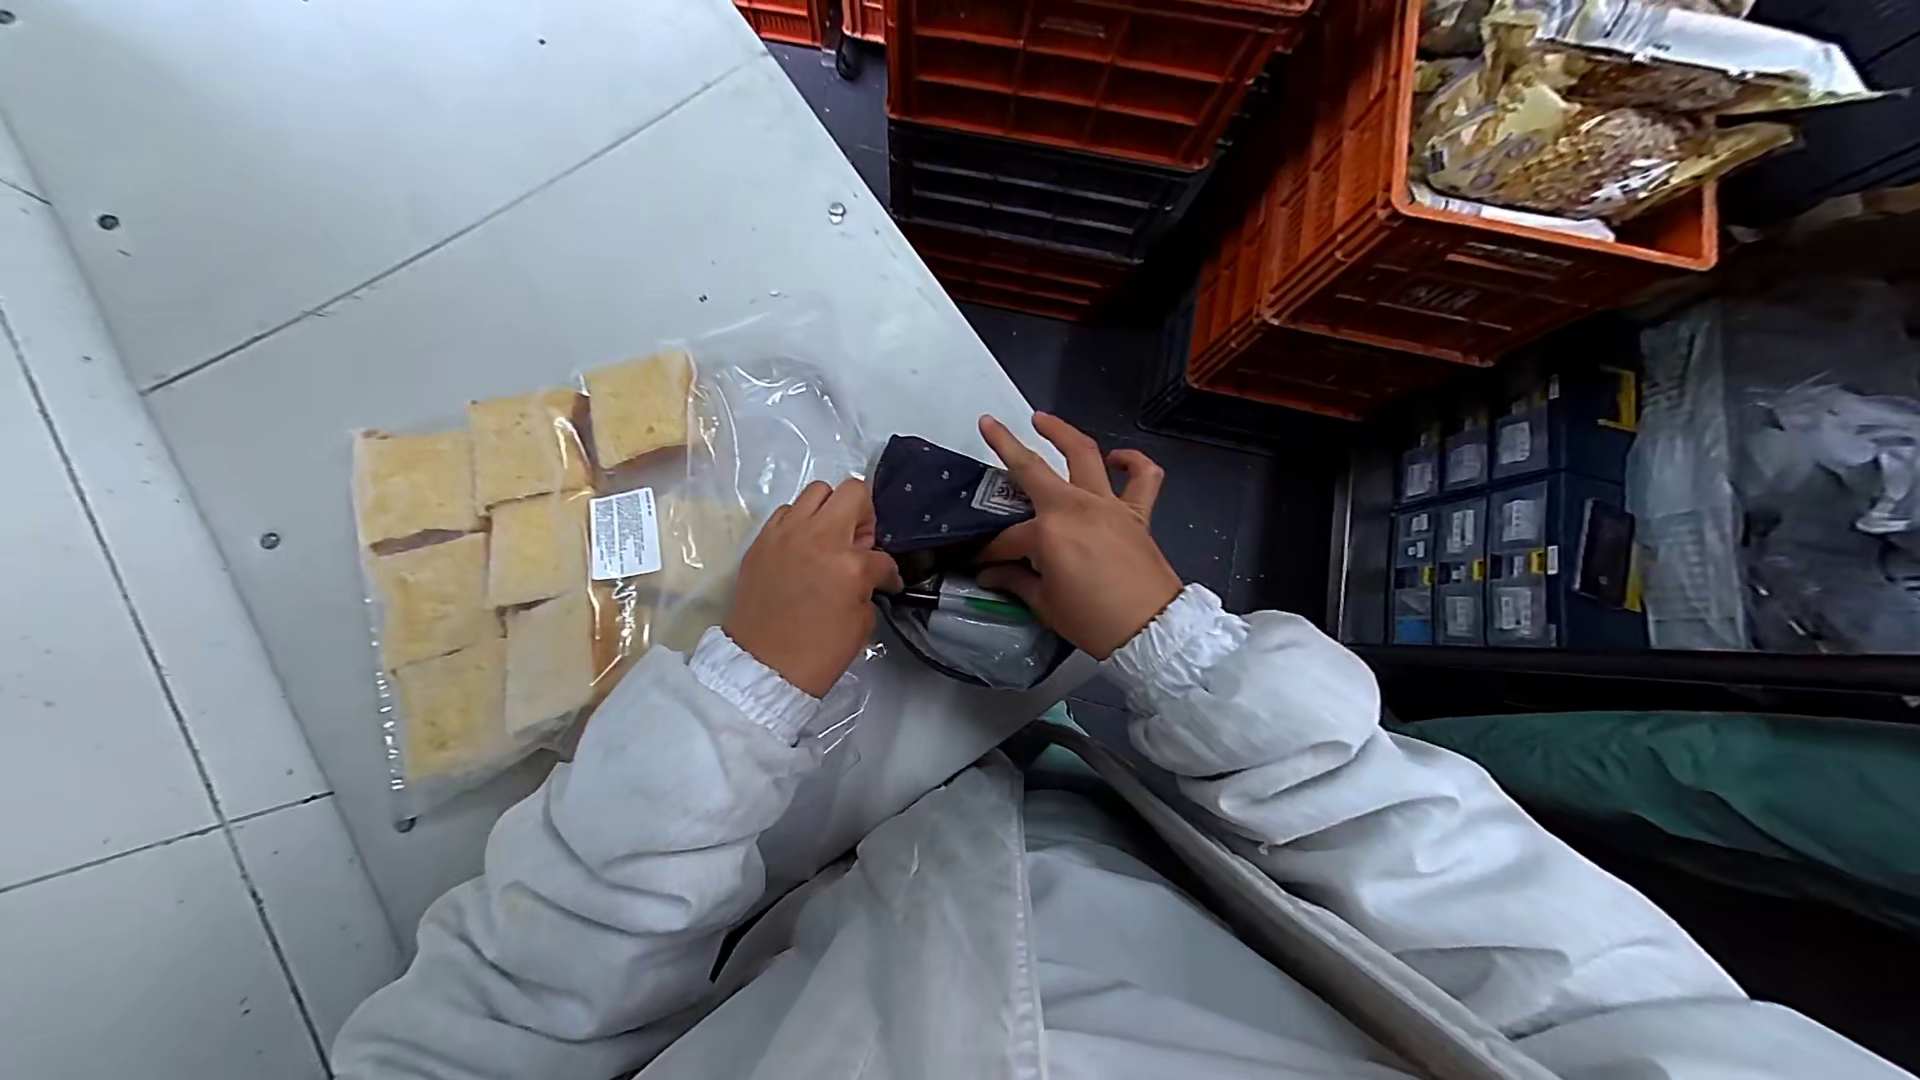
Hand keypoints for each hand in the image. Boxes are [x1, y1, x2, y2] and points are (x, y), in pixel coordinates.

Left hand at [725, 478, 902, 696]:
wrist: (762, 667)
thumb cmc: (818, 652)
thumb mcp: (862, 621)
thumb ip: (868, 584)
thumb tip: (866, 572)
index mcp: (848, 563)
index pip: (882, 554)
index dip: (888, 571)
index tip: (885, 581)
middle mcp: (816, 537)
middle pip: (851, 491)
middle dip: (863, 514)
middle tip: (859, 542)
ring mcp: (784, 534)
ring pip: (816, 492)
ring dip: (829, 513)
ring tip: (828, 541)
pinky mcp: (761, 541)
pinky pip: (786, 513)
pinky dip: (799, 524)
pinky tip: (802, 549)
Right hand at [974, 413, 1180, 659]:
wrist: (1152, 630)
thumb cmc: (1094, 621)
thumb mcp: (1045, 604)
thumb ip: (1016, 580)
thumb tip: (991, 573)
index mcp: (1048, 533)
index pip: (1007, 538)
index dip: (990, 552)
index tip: (980, 562)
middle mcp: (1076, 507)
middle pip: (1033, 469)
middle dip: (1005, 444)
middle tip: (988, 424)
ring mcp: (1108, 505)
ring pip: (1084, 454)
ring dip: (1061, 431)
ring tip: (1041, 419)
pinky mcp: (1137, 513)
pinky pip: (1143, 477)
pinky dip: (1133, 462)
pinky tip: (1118, 458)